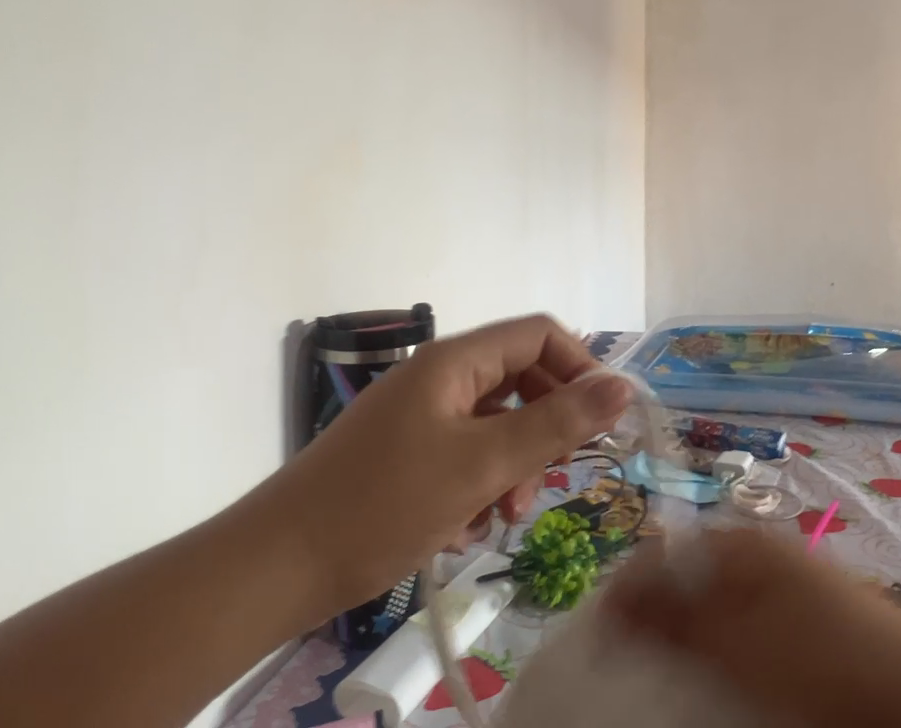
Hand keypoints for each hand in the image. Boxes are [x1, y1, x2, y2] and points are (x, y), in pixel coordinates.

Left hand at [242, 314, 633, 620]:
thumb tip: (622, 385)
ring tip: (505, 516)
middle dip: (546, 428)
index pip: (539, 335)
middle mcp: (439, 377)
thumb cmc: (384, 504)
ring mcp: (420, 416)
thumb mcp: (482, 464)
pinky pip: (466, 454)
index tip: (603, 424)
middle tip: (551, 478)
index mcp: (454, 361)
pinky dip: (482, 484)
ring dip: (516, 465)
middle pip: (521, 380)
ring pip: (497, 424)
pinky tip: (468, 526)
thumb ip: (555, 423)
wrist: (278, 565)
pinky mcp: (407, 454)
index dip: (580, 369)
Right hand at [606, 529, 900, 727]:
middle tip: (631, 672)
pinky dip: (723, 663)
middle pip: (682, 586)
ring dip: (686, 650)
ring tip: (672, 687)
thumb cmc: (829, 662)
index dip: (622, 597)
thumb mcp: (739, 640)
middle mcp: (759, 558)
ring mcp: (785, 593)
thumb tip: (610, 600)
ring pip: (711, 617)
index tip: (598, 646)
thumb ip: (671, 615)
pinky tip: (720, 692)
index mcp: (739, 544)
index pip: (656, 555)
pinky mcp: (805, 633)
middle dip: (652, 626)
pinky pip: (744, 641)